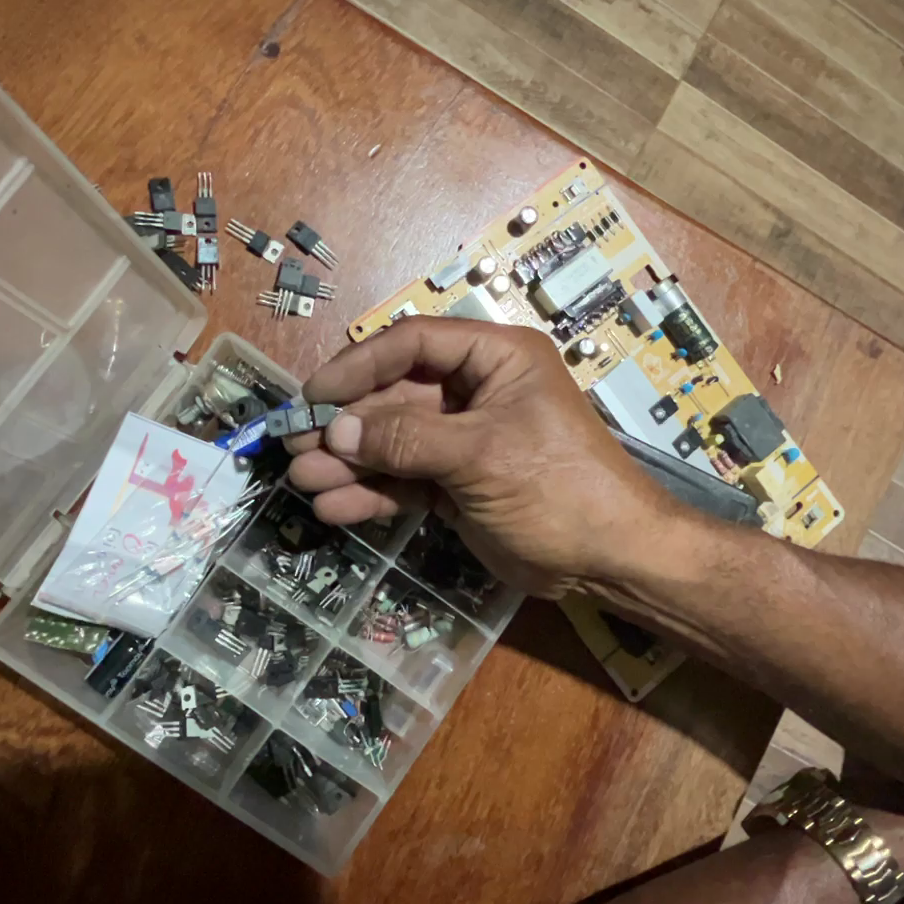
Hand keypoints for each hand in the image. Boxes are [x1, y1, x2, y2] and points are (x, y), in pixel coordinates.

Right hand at [286, 316, 676, 597]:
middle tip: (295, 447)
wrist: (609, 559)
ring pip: (394, 443)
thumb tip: (337, 430)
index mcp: (495, 359)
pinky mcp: (457, 484)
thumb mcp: (482, 454)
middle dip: (346, 425)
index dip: (359, 365)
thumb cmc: (558, 487)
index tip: (315, 395)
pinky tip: (335, 509)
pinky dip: (373, 494)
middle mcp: (475, 392)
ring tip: (303, 483)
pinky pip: (406, 481)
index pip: (413, 344)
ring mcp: (464, 440)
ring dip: (350, 463)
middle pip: (395, 397)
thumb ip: (407, 439)